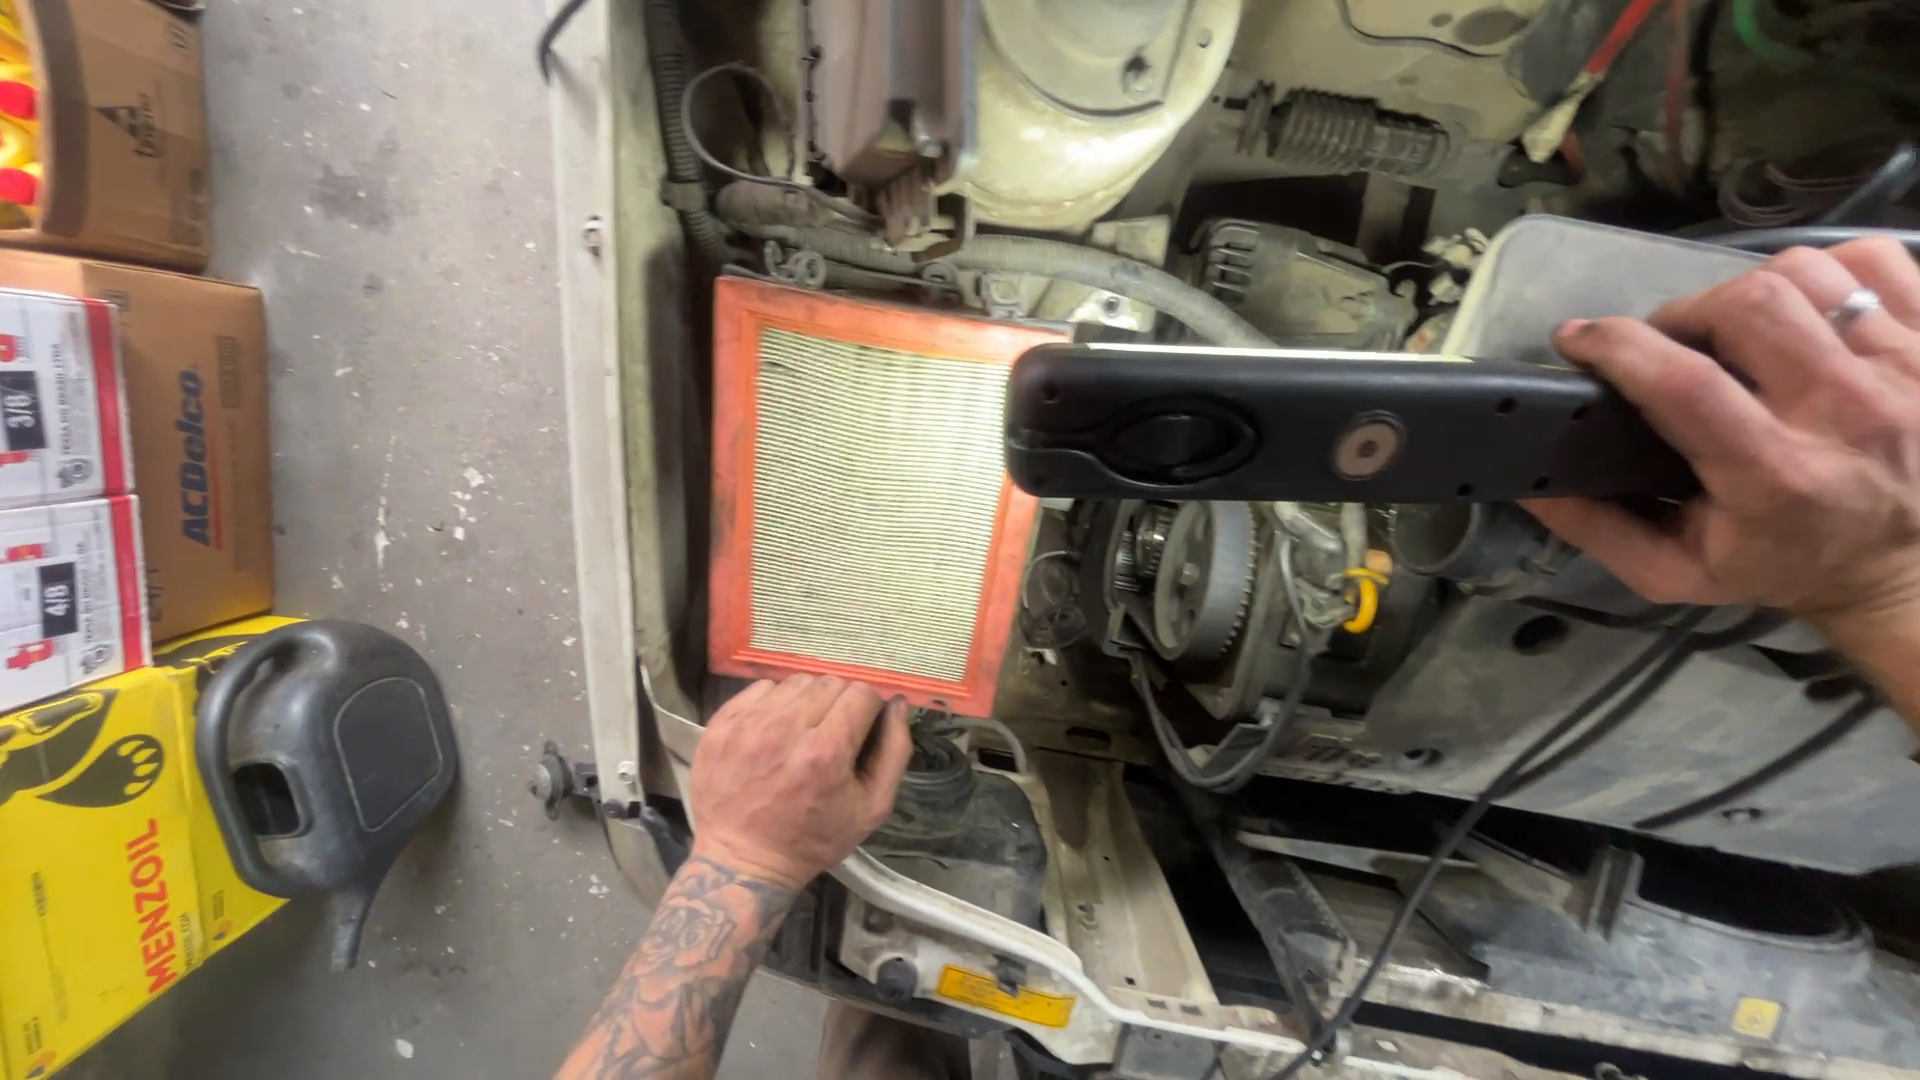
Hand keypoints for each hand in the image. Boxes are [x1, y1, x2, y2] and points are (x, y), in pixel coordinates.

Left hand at [687, 675, 912, 889]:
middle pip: (830, 683)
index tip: (861, 730)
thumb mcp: (872, 808)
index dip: (869, 709)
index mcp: (826, 751)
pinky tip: (775, 729)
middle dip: (840, 703)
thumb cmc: (813, 839)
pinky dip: (775, 701)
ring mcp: (749, 724)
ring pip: (796, 682)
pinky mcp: (722, 724)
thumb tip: (898, 703)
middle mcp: (786, 730)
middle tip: (833, 733)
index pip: (862, 693)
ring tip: (803, 730)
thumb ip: (895, 750)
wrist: (742, 862)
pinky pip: (760, 688)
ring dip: (808, 700)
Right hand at [1523, 238, 1919, 629]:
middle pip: (1748, 306)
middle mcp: (1849, 412)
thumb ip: (1593, 530)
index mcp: (1773, 476)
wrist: (1910, 574)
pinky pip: (1875, 262)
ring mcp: (1911, 369)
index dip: (1616, 346)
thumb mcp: (1668, 572)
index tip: (1574, 338)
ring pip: (1809, 273)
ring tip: (1724, 331)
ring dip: (1743, 292)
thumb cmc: (1777, 569)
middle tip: (1660, 344)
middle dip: (1678, 314)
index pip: (1683, 382)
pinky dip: (1823, 271)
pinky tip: (1795, 309)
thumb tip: (1525, 483)